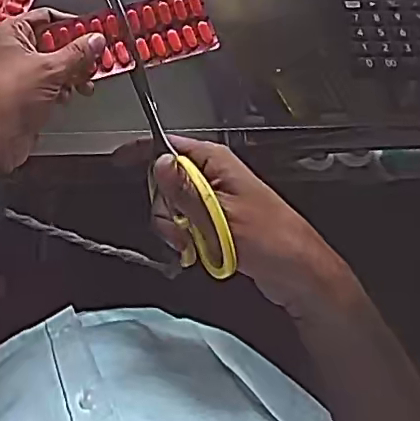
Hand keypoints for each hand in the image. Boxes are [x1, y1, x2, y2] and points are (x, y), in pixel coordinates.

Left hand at [0, 8, 106, 171]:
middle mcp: (15, 48)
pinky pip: (54, 80)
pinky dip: (66, 85)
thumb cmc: (7, 101)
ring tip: (87, 79)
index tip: (94, 29)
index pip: (48, 16)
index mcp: (12, 32)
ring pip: (57, 62)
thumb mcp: (50, 70)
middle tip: (97, 55)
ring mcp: (21, 70)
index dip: (72, 23)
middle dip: (78, 51)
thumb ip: (77, 52)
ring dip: (75, 71)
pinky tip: (73, 93)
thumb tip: (95, 39)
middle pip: (55, 40)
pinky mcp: (28, 90)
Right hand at [151, 135, 355, 316]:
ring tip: (197, 246)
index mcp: (215, 160)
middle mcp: (213, 174)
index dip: (142, 153)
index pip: (169, 145)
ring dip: (177, 230)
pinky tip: (200, 252)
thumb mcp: (221, 214)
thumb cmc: (270, 239)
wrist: (301, 276)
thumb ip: (186, 190)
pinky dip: (187, 240)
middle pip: (165, 181)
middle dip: (166, 209)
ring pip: (173, 207)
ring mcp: (214, 198)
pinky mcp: (216, 221)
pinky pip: (186, 225)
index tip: (118, 162)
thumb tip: (158, 162)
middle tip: (181, 231)